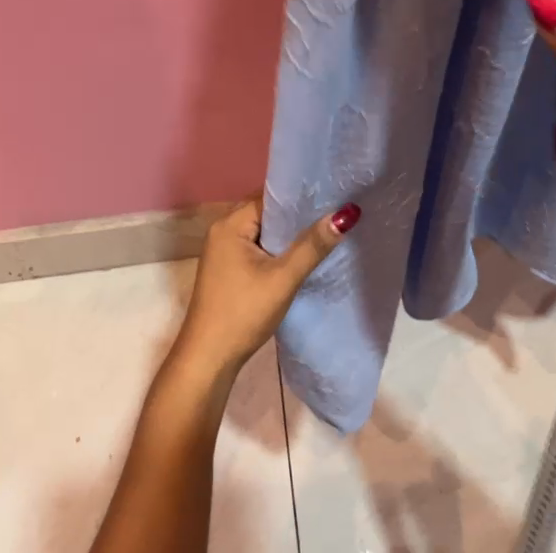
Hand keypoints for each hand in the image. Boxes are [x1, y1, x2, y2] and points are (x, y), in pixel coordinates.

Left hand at [169, 198, 359, 374]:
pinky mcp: (228, 269)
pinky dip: (277, 249)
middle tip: (334, 213)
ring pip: (263, 232)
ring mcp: (223, 251)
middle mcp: (223, 230)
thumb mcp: (283, 278)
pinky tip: (300, 256)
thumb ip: (313, 246)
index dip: (301, 197)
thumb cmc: (243, 313)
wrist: (209, 359)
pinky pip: (257, 247)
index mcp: (230, 224)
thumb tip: (346, 213)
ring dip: (288, 235)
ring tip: (323, 231)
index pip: (271, 197)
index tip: (333, 197)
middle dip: (297, 216)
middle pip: (267, 212)